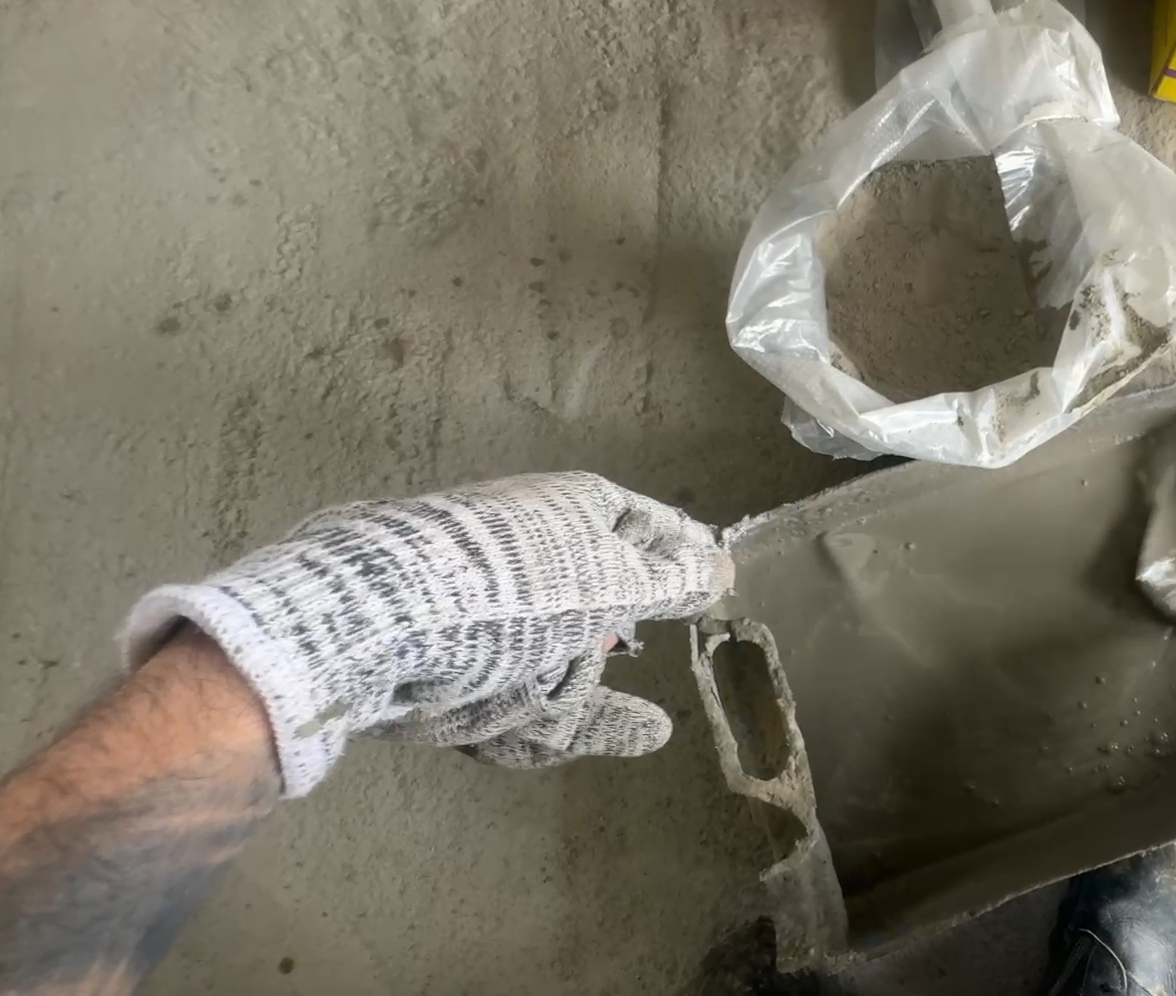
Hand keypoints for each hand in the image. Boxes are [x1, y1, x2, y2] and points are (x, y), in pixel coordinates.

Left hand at [119, 472, 732, 796]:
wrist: (371, 625)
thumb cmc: (518, 586)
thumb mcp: (615, 581)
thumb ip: (674, 580)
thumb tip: (724, 566)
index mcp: (574, 513)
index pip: (649, 524)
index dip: (684, 551)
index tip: (716, 582)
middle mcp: (533, 554)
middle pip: (601, 593)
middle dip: (624, 630)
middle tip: (642, 649)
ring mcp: (489, 607)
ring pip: (559, 651)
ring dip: (588, 688)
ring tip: (637, 725)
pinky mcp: (453, 657)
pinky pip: (520, 691)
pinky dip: (557, 720)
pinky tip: (621, 740)